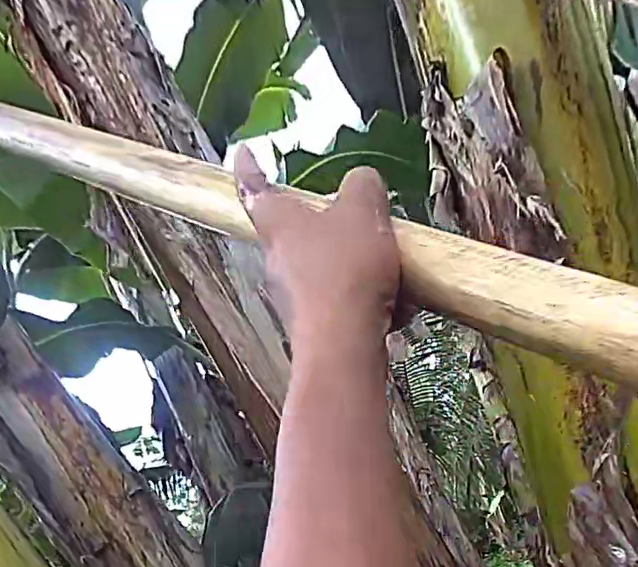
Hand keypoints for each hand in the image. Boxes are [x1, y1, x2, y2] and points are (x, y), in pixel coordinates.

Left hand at [236, 149, 400, 340]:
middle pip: (302, 235)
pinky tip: (395, 309)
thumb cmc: (345, 272)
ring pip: (329, 274)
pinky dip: (369, 304)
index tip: (242, 151)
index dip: (249, 166)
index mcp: (279, 224)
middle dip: (332, 231)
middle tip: (364, 225)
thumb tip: (363, 185)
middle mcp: (279, 263)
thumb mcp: (363, 211)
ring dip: (360, 272)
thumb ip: (363, 187)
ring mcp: (295, 301)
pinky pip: (345, 306)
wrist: (345, 344)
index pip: (254, 187)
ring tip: (393, 276)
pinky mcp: (316, 330)